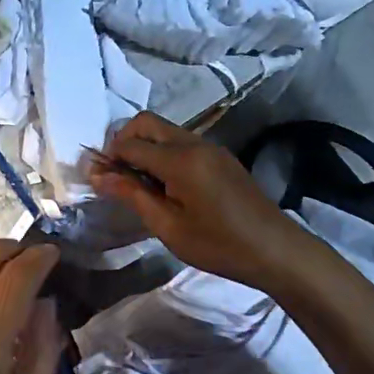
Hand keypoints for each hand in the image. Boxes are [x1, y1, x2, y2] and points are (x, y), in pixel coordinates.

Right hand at [89, 111, 308, 285]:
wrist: (277, 250)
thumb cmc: (219, 244)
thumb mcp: (168, 226)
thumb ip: (132, 195)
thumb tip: (97, 176)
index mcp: (180, 160)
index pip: (129, 144)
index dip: (107, 158)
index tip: (96, 178)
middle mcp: (194, 144)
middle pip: (146, 123)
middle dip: (123, 142)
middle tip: (116, 175)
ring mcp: (210, 148)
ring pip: (163, 130)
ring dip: (143, 147)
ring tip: (137, 183)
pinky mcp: (219, 157)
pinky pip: (180, 141)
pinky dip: (162, 153)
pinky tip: (162, 184)